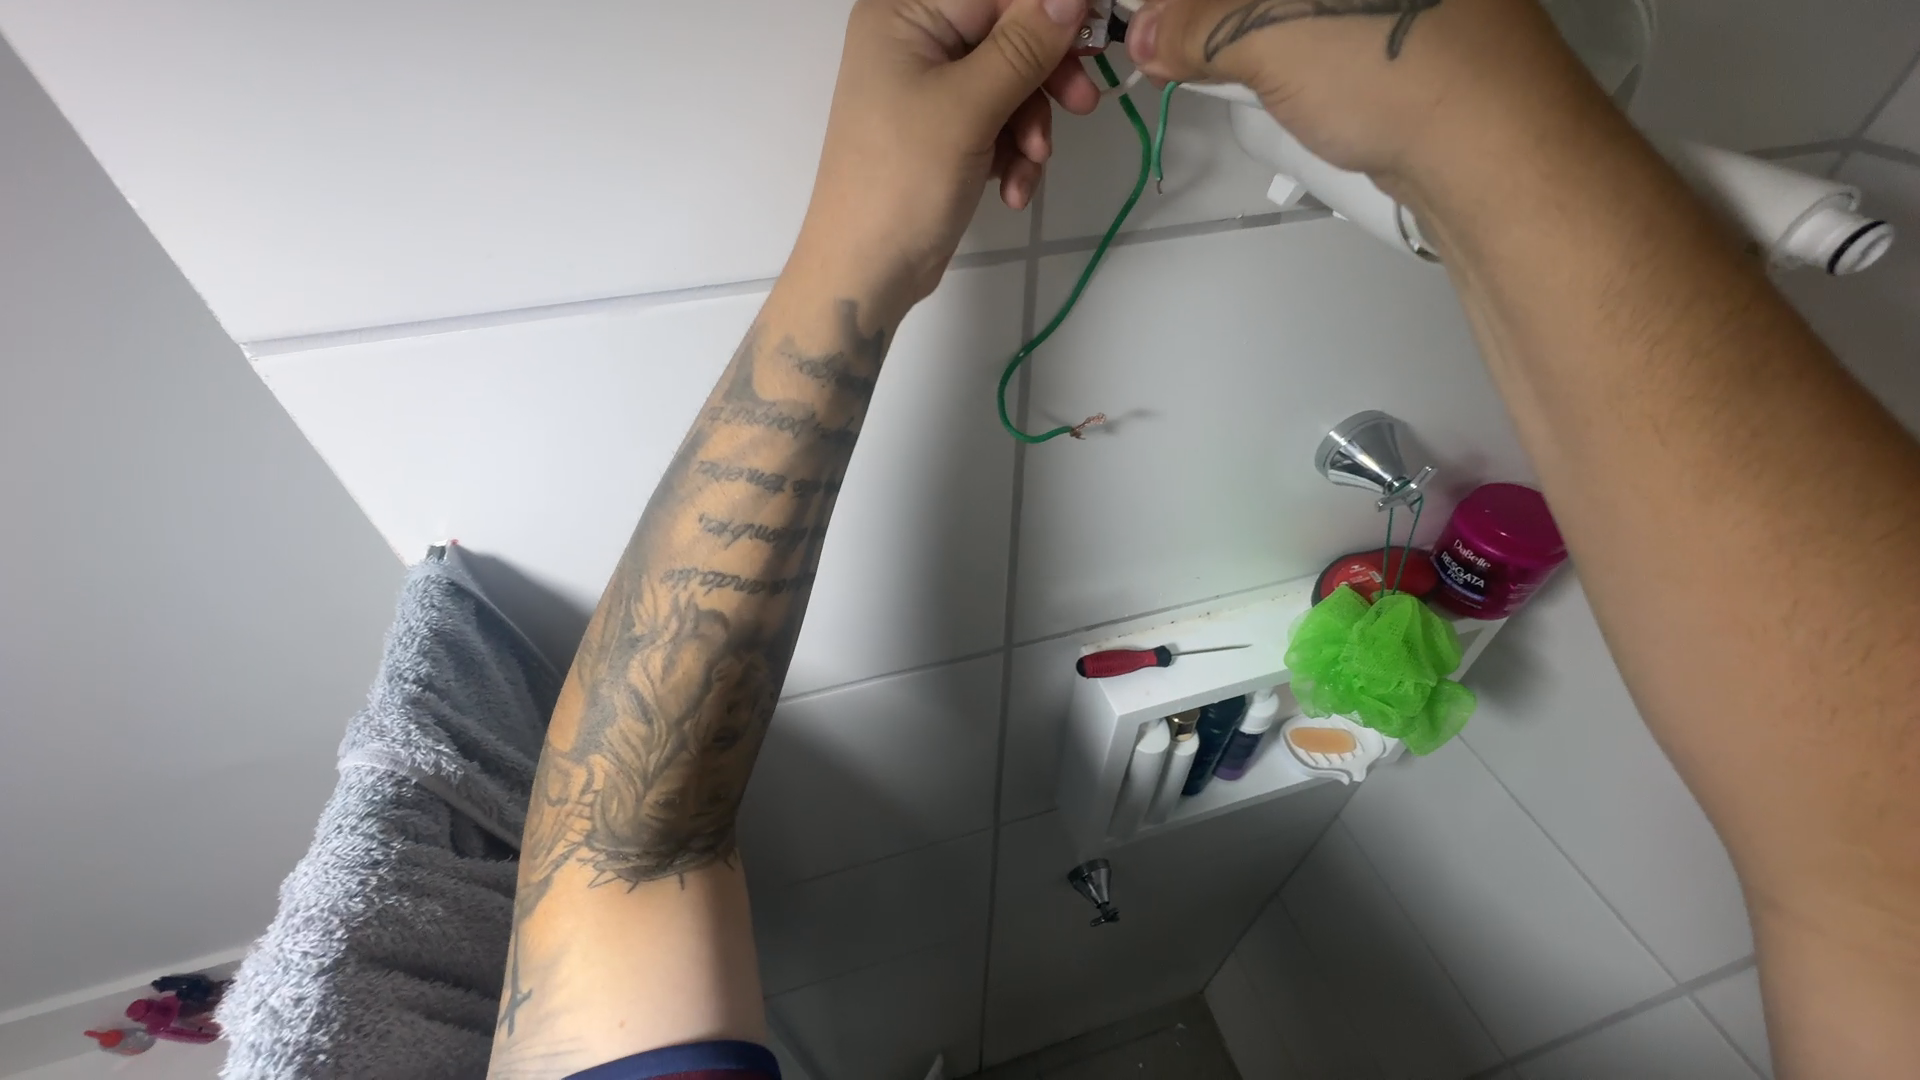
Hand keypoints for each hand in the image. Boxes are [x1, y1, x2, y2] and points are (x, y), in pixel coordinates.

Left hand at [792, 0, 1100, 318]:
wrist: (866, 273)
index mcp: (906, 14)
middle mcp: (916, 44)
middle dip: (1045, 75)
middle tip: (1083, 104)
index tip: (1093, 36)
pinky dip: (1012, 157)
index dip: (1047, 11)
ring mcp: (930, 95)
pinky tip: (1012, 191)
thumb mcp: (967, 108)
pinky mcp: (944, 140)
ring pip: (1008, 87)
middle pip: (1006, 34)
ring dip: (1030, 130)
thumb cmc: (903, 182)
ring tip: (1030, 167)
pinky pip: (996, 128)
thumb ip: (1023, 46)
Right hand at [1126, 0, 1589, 183]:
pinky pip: (1310, 29)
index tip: (1148, 19)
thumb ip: (1198, 29)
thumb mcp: (1272, 39)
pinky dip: (1271, 53)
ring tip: (1204, 64)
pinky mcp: (1388, 28)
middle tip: (1167, 46)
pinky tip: (1253, 80)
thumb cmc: (1391, 67)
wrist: (1482, 143)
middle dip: (1205, 13)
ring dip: (1234, 35)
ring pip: (1280, 8)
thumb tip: (1144, 34)